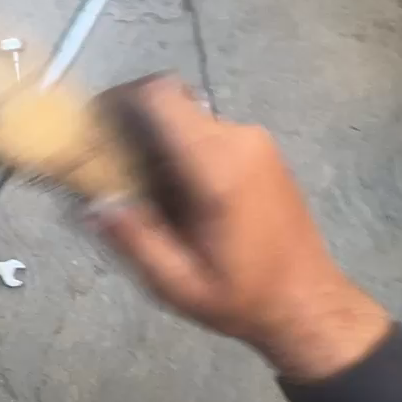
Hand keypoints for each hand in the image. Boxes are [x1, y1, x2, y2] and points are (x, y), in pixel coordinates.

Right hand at [88, 76, 391, 381]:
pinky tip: (172, 191)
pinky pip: (203, 130)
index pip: (160, 96)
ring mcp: (254, 140)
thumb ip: (132, 239)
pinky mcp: (259, 148)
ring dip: (153, 139)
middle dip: (129, 125)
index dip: (118, 97)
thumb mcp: (177, 283)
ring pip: (183, 116)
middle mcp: (238, 139)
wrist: (312, 306)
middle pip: (167, 102)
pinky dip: (176, 147)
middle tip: (106, 164)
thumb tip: (90, 201)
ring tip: (139, 185)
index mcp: (217, 167)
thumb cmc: (243, 298)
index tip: (92, 124)